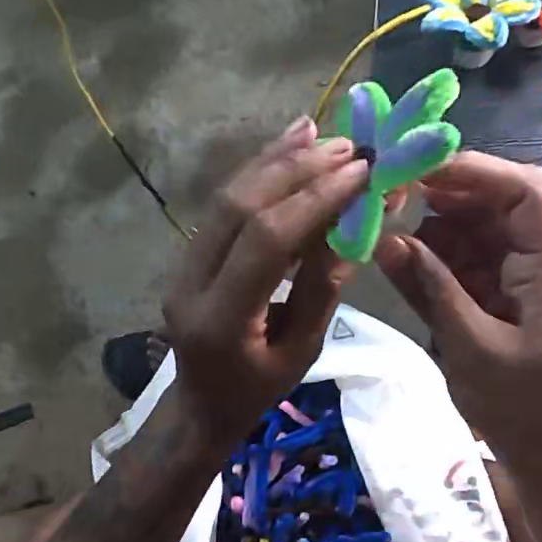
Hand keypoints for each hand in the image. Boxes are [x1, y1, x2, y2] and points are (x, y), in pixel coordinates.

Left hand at [162, 116, 369, 445]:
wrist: (200, 407)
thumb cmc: (256, 392)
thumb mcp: (300, 352)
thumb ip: (323, 289)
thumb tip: (356, 223)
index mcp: (220, 320)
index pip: (265, 241)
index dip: (314, 200)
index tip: (360, 172)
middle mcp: (190, 283)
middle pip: (238, 207)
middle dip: (296, 170)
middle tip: (348, 146)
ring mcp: (181, 266)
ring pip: (226, 198)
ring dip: (276, 162)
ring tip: (322, 134)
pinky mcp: (187, 255)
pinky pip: (222, 208)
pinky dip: (258, 176)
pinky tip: (288, 150)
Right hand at [373, 151, 541, 460]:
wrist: (536, 444)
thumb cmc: (516, 401)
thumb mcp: (471, 345)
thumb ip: (431, 289)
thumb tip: (387, 240)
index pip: (524, 194)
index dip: (477, 171)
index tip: (420, 168)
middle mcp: (534, 260)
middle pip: (495, 203)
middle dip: (445, 195)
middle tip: (391, 195)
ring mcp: (510, 275)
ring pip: (472, 229)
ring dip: (431, 226)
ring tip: (387, 227)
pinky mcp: (489, 292)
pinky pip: (458, 259)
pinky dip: (428, 256)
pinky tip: (398, 258)